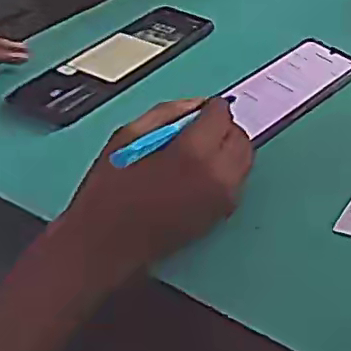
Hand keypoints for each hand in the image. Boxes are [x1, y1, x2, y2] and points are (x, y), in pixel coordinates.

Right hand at [45, 98, 253, 295]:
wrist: (105, 246)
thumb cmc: (108, 195)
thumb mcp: (125, 141)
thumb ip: (165, 114)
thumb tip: (195, 104)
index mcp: (192, 154)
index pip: (221, 117)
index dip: (212, 109)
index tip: (204, 109)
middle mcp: (217, 174)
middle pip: (239, 136)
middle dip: (223, 127)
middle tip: (200, 129)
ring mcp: (225, 194)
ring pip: (245, 156)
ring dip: (228, 147)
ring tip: (199, 150)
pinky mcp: (226, 210)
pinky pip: (239, 178)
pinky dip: (228, 168)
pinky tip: (201, 172)